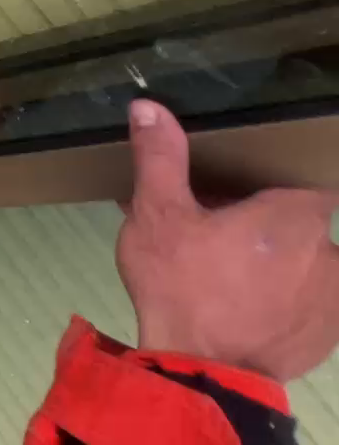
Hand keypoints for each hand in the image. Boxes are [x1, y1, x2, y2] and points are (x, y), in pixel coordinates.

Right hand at [116, 99, 338, 380]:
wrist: (205, 363)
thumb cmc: (180, 277)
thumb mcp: (156, 211)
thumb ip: (160, 158)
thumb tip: (150, 107)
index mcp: (293, 218)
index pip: (303, 184)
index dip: (267, 180)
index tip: (227, 185)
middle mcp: (330, 252)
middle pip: (294, 221)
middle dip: (250, 218)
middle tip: (196, 223)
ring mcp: (335, 296)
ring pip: (298, 259)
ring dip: (261, 254)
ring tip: (207, 263)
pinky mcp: (328, 330)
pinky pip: (303, 295)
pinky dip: (271, 289)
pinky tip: (228, 296)